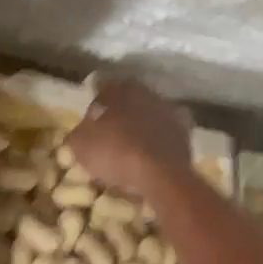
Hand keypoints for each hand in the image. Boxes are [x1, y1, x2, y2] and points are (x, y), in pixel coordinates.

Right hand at [66, 74, 194, 200]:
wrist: (160, 175)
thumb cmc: (115, 152)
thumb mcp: (80, 145)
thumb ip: (77, 134)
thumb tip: (79, 134)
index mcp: (118, 88)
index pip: (101, 88)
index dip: (93, 104)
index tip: (88, 122)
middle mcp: (144, 91)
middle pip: (127, 100)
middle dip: (118, 115)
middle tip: (108, 136)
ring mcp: (168, 110)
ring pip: (148, 115)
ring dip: (140, 127)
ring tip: (131, 149)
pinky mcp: (185, 132)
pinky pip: (166, 134)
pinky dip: (159, 141)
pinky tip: (152, 156)